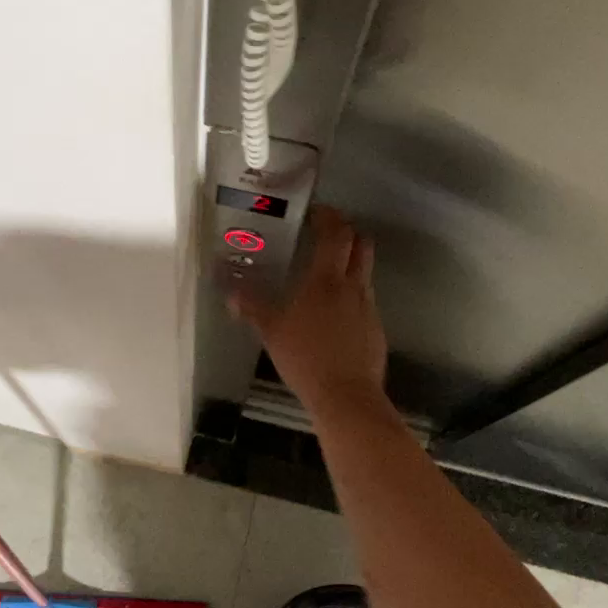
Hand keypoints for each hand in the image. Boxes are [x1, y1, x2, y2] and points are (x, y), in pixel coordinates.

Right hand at [231, 207, 387, 413]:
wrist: (346, 395)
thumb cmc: (305, 358)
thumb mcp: (271, 332)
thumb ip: (253, 309)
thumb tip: (231, 294)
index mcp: (326, 279)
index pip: (336, 234)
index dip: (329, 217)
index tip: (317, 212)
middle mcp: (352, 286)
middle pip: (361, 244)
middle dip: (347, 232)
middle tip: (328, 233)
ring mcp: (368, 307)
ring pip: (366, 272)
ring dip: (351, 263)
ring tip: (329, 272)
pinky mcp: (375, 329)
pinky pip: (366, 300)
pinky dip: (353, 295)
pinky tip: (336, 313)